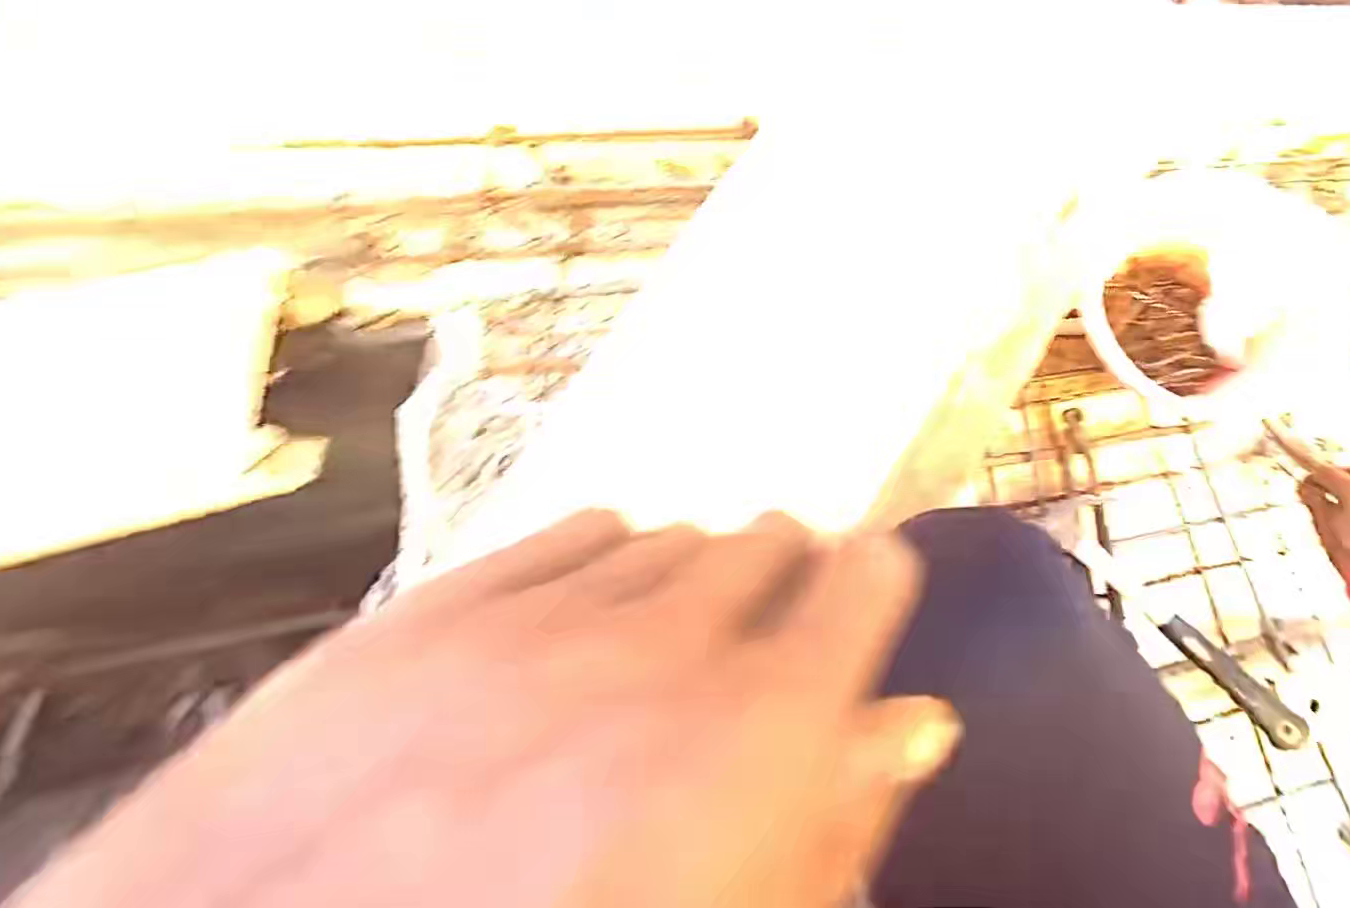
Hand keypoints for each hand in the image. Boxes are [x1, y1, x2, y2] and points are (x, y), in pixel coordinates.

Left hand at [11, 512, 957, 907]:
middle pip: (774, 540)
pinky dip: (607, 553)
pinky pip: (572, 532)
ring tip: (670, 632)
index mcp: (761, 732)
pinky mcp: (431, 614)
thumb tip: (919, 723)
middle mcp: (668, 647)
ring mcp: (545, 620)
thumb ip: (846, 817)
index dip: (874, 579)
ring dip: (696, 571)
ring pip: (678, 536)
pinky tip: (593, 602)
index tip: (862, 595)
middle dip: (787, 570)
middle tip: (764, 623)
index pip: (868, 576)